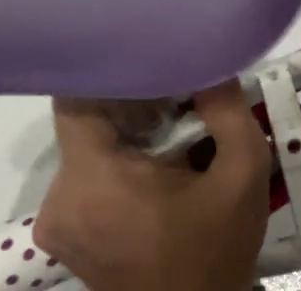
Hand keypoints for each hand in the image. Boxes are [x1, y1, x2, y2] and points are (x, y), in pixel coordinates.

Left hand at [33, 81, 269, 290]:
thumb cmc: (215, 249)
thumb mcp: (243, 171)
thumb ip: (227, 108)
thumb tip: (211, 61)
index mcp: (91, 179)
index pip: (76, 97)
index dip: (111, 68)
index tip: (150, 51)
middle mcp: (59, 198)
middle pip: (86, 122)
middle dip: (133, 99)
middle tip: (181, 85)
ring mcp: (58, 222)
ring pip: (90, 147)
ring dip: (130, 131)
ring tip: (179, 121)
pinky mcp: (68, 236)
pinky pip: (90, 176)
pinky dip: (123, 159)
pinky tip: (164, 162)